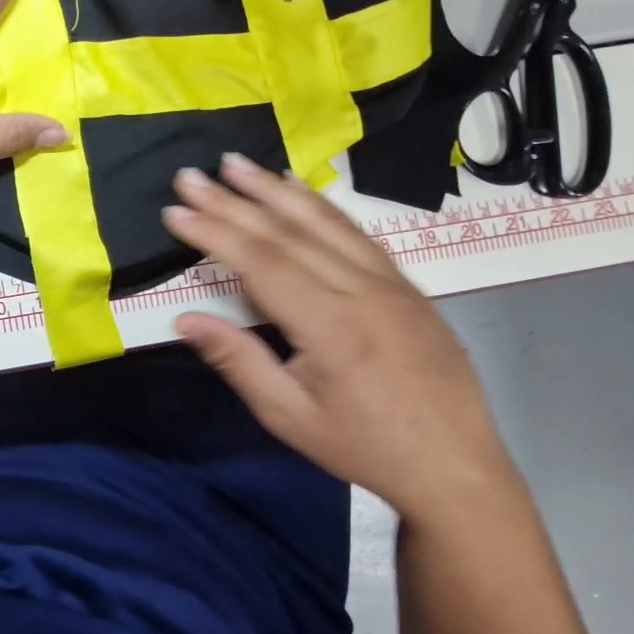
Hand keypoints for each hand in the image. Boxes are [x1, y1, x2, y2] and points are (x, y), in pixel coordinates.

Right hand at [162, 155, 516, 519]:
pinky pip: (358, 234)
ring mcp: (393, 284)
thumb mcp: (290, 416)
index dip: (214, 232)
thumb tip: (186, 318)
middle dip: (234, 201)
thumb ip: (238, 362)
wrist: (457, 470)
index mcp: (332, 327)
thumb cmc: (364, 447)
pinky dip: (321, 207)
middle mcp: (364, 292)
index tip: (176, 210)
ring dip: (276, 190)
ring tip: (237, 163)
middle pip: (288, 234)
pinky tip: (298, 191)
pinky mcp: (409, 286)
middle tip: (192, 174)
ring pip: (326, 223)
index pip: (261, 263)